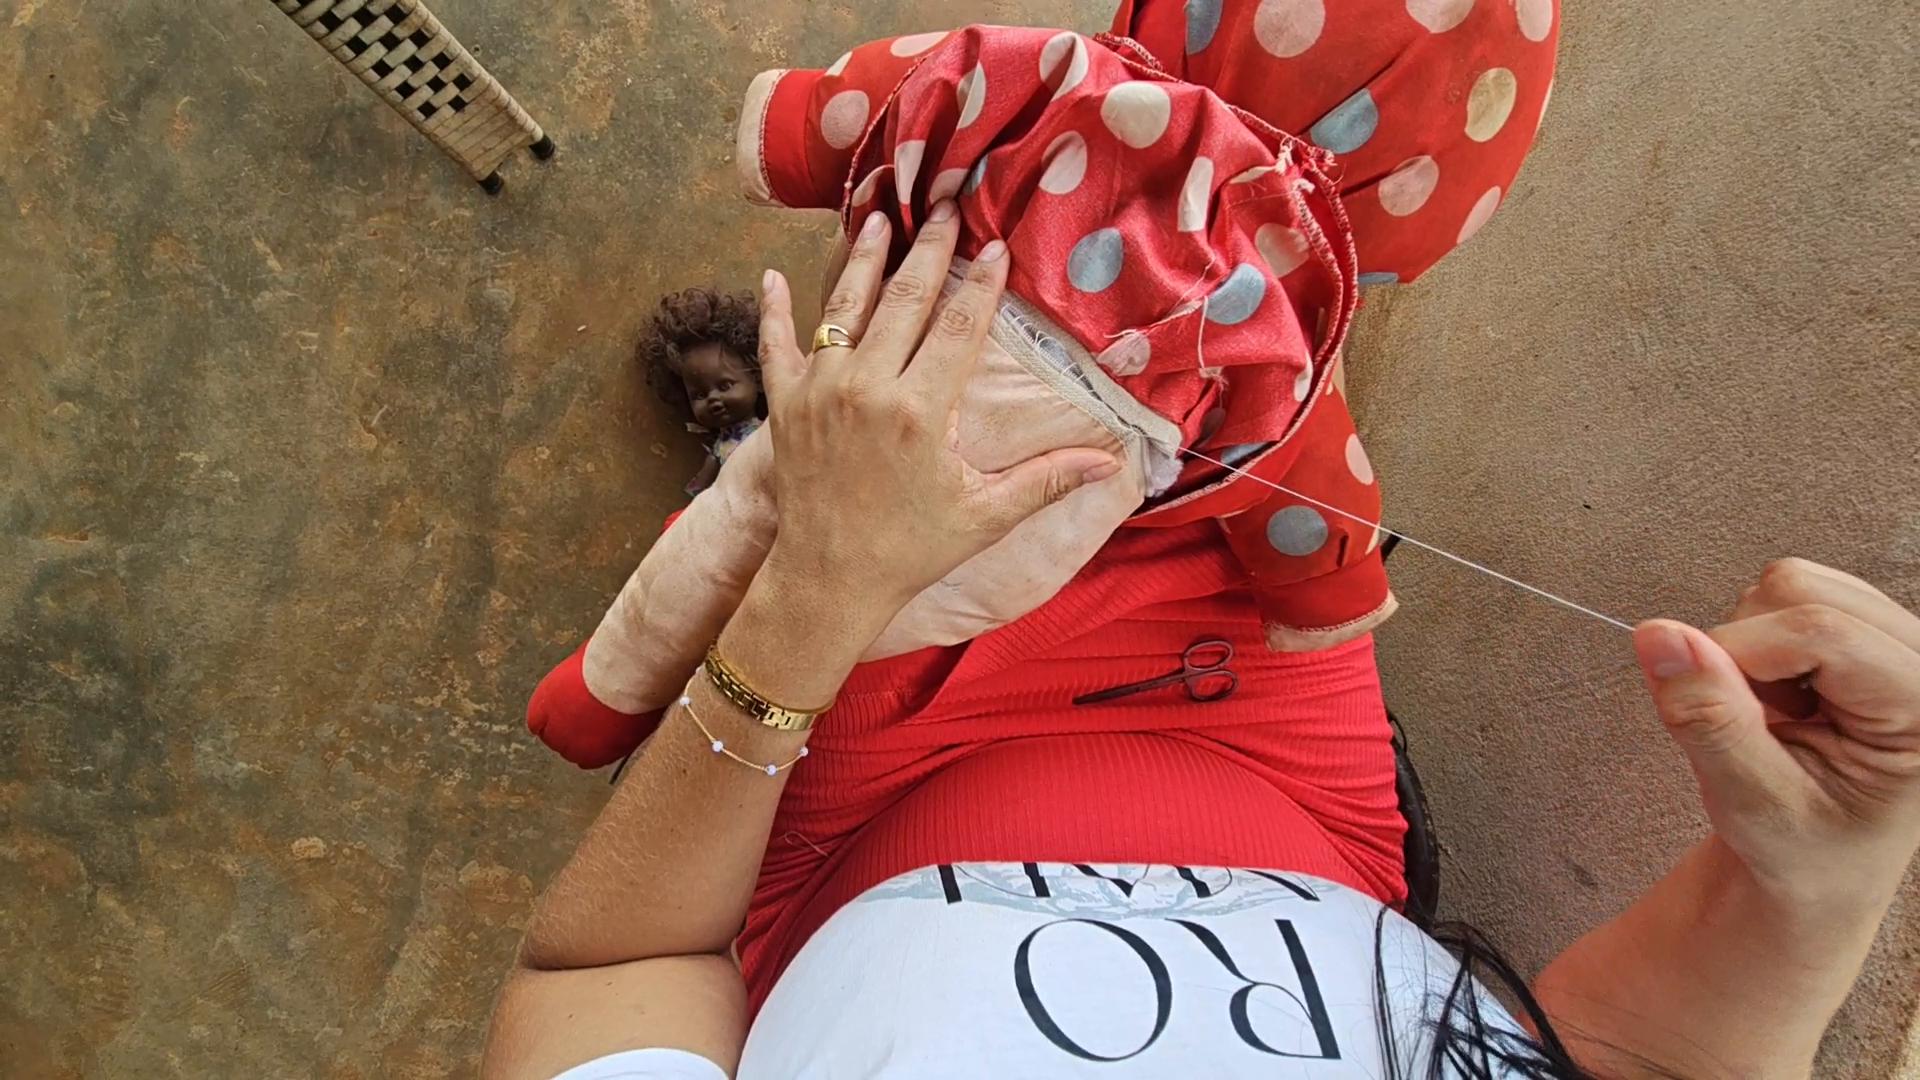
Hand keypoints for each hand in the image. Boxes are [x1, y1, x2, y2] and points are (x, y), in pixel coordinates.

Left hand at [755, 203, 1117, 627]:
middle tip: (944, 206)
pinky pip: (777, 347)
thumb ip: (1045, 479)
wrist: (830, 580)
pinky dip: (775, 312)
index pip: (960, 326)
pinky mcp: (787, 407)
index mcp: (920, 410)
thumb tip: (1108, 462)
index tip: (997, 245)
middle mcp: (868, 388)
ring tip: (879, 219)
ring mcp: (821, 393)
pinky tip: (773, 278)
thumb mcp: (985, 516)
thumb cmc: (911, 550)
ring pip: (843, 309)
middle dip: (929, 249)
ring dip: (863, 260)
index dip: (982, 282)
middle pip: (905, 300)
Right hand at [1633, 558, 1919, 913]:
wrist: (1815, 858)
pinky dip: (1753, 634)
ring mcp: (1904, 646)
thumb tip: (1656, 633)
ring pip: (1790, 583)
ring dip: (1748, 640)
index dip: (1736, 657)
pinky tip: (1777, 687)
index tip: (1725, 712)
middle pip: (1804, 591)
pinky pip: (1784, 592)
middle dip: (1744, 647)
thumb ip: (1705, 715)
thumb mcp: (1747, 798)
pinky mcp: (1866, 634)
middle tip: (1757, 714)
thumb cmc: (1801, 844)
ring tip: (1771, 705)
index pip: (1819, 631)